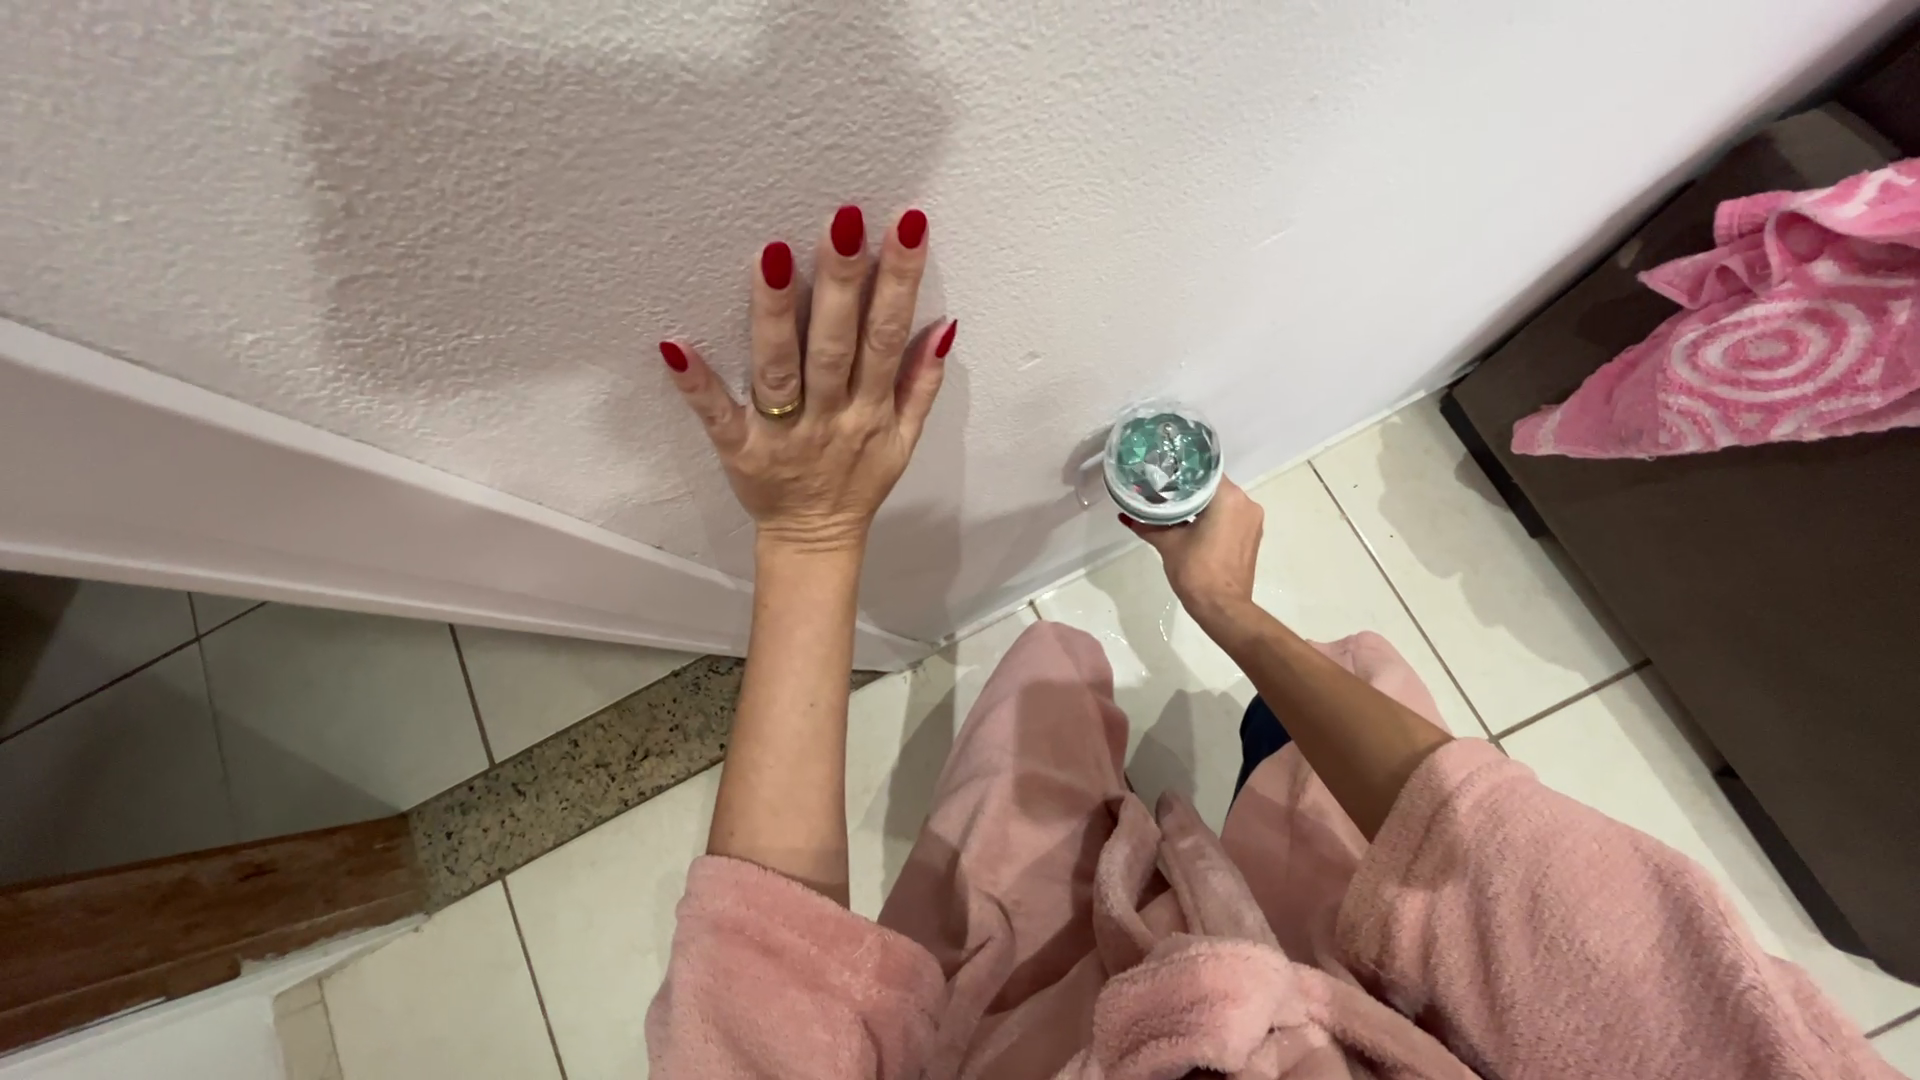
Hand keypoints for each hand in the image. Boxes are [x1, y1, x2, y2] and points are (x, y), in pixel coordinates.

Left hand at [661, 205, 953, 556]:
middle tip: (842, 220)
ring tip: (771, 254)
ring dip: (774, 315)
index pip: (887, 338)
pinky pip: (717, 416)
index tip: (906, 227)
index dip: (898, 284)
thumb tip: (945, 326)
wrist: (816, 539)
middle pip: (835, 346)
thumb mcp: (907, 440)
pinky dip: (698, 385)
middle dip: (842, 284)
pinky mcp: (739, 450)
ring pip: (780, 371)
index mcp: (871, 409)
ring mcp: (782, 434)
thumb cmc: (860, 482)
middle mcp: (829, 416)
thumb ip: (924, 384)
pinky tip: (676, 346)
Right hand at [1122, 477, 1263, 633]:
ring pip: (1221, 502)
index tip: (1162, 474)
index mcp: (1228, 497)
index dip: (1181, 471)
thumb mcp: (1167, 543)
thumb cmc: (1196, 570)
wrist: (1221, 607)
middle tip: (1162, 490)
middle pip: (1213, 486)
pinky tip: (1190, 523)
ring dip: (1200, 504)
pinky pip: (1229, 516)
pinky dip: (1211, 516)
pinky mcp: (1251, 536)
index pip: (1203, 471)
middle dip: (1188, 489)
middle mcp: (1246, 503)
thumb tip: (1125, 515)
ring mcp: (1252, 520)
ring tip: (1173, 507)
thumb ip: (1147, 524)